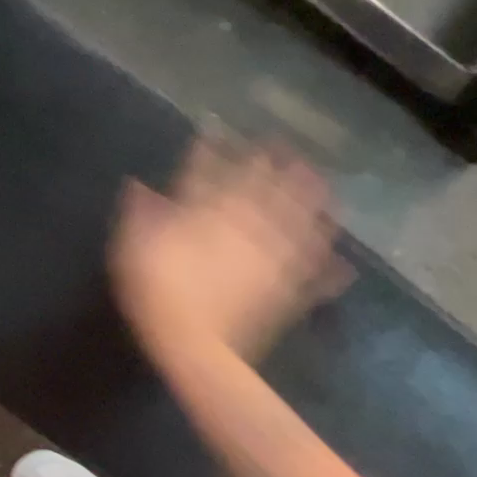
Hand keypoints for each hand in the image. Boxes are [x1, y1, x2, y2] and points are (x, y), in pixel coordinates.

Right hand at [112, 142, 345, 363]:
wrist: (195, 346)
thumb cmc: (155, 291)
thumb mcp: (132, 246)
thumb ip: (141, 212)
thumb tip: (139, 183)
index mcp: (208, 209)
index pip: (213, 169)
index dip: (217, 148)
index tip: (220, 131)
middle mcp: (248, 223)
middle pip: (268, 185)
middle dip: (277, 162)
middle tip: (286, 145)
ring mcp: (274, 255)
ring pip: (301, 218)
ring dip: (313, 199)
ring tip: (324, 184)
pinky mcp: (288, 289)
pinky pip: (317, 273)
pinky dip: (331, 267)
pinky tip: (344, 261)